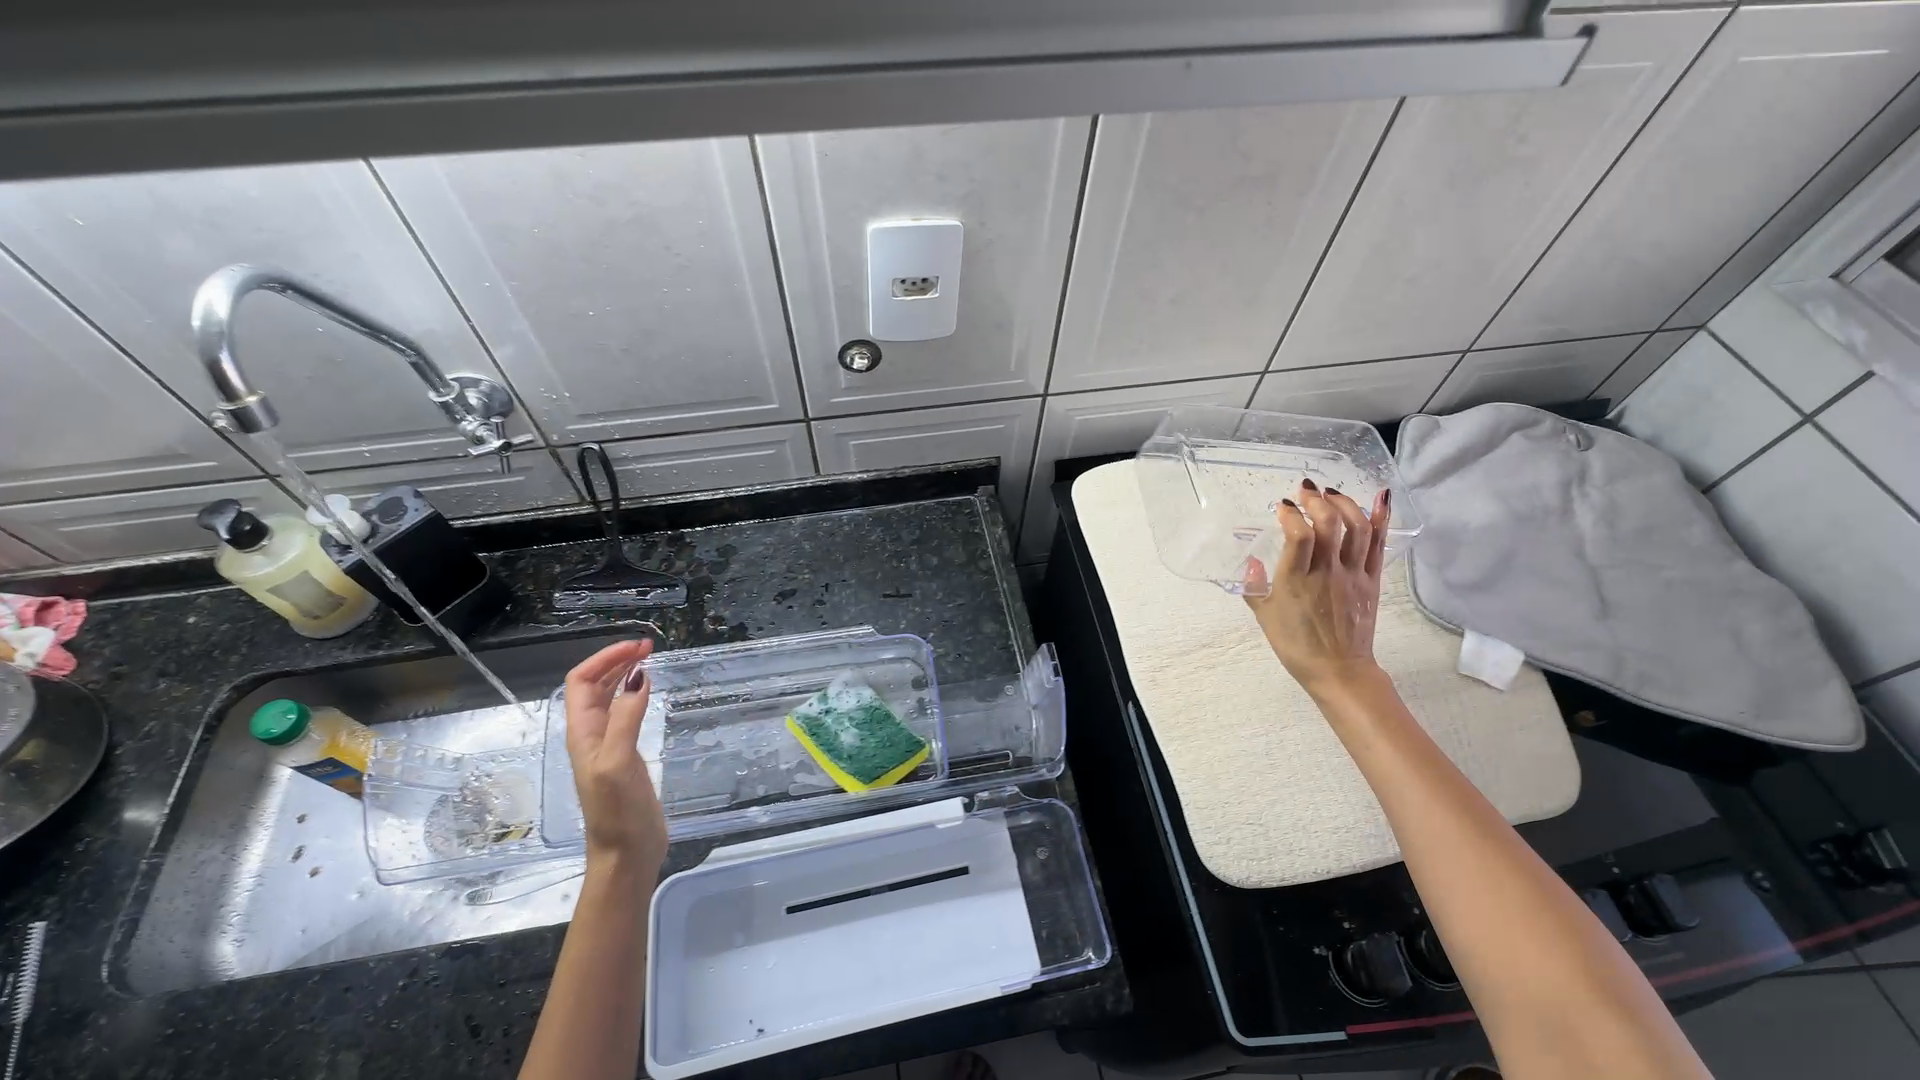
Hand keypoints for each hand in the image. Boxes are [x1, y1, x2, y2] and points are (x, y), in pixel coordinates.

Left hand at [563, 639, 667, 875]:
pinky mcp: (626, 758)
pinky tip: (650, 694)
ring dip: (624, 675)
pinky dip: (635, 696)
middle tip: (650, 647)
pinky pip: (625, 715)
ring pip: (609, 698)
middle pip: (594, 686)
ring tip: (650, 661)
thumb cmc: (617, 811)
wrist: (626, 854)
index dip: (605, 659)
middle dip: (617, 661)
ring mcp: (608, 746)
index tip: (639, 647)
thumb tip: (639, 677)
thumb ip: (626, 718)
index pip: (582, 681)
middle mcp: (591, 735)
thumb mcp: (619, 762)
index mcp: (582, 734)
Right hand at [1243, 480, 1391, 693]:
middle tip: (1306, 491)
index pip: (1298, 535)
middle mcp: (1327, 573)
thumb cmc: (1296, 645)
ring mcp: (1353, 575)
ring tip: (1332, 493)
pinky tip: (1380, 497)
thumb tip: (1252, 561)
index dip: (1291, 514)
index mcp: (1296, 582)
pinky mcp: (1372, 580)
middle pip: (1329, 524)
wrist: (1338, 670)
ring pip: (1357, 528)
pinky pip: (1378, 544)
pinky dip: (1381, 518)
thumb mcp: (1264, 617)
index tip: (1283, 507)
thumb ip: (1254, 587)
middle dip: (1317, 499)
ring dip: (1345, 503)